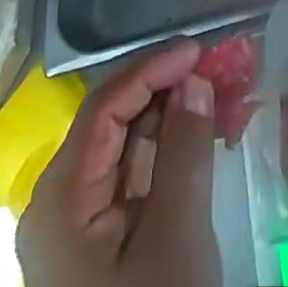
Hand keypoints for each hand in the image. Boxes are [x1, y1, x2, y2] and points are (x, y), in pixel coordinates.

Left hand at [16, 43, 221, 286]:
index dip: (151, 70)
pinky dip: (177, 149)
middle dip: (170, 88)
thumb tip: (194, 81)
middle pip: (116, 122)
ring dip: (179, 114)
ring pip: (133, 144)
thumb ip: (184, 152)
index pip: (104, 109)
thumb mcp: (175, 238)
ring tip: (227, 92)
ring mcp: (85, 220)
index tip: (199, 49)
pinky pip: (142, 174)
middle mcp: (63, 200)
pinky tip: (212, 131)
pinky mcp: (109, 236)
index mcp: (60, 199)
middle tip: (222, 67)